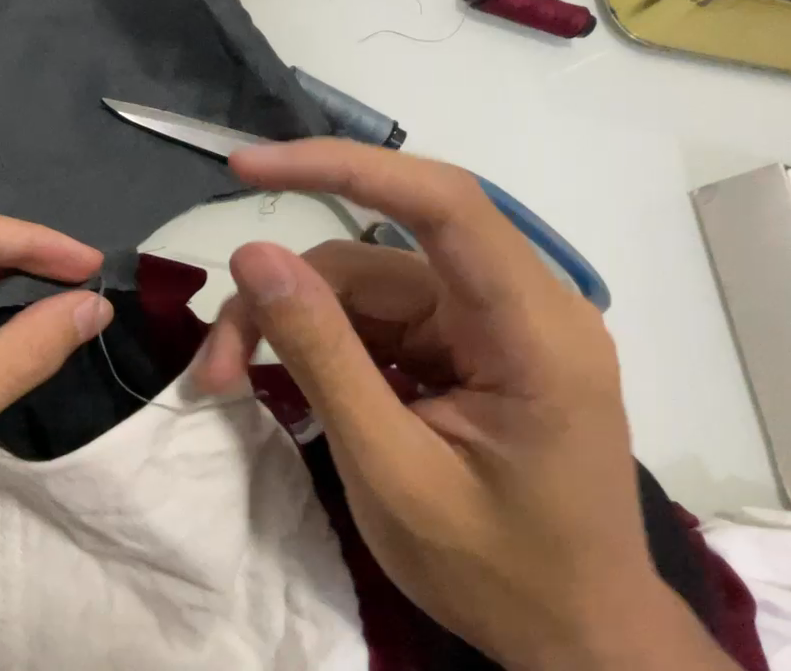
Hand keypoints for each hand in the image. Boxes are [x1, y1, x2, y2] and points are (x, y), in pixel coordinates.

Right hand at [196, 140, 732, 670]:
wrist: (573, 640)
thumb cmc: (499, 570)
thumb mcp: (391, 470)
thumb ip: (323, 356)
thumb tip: (252, 255)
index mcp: (532, 330)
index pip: (442, 204)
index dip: (340, 167)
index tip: (245, 169)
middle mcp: (514, 305)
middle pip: (367, 262)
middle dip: (279, 300)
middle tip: (217, 367)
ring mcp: (482, 324)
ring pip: (353, 287)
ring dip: (284, 327)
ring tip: (233, 382)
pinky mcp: (456, 345)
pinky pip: (365, 318)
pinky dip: (311, 343)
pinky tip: (277, 381)